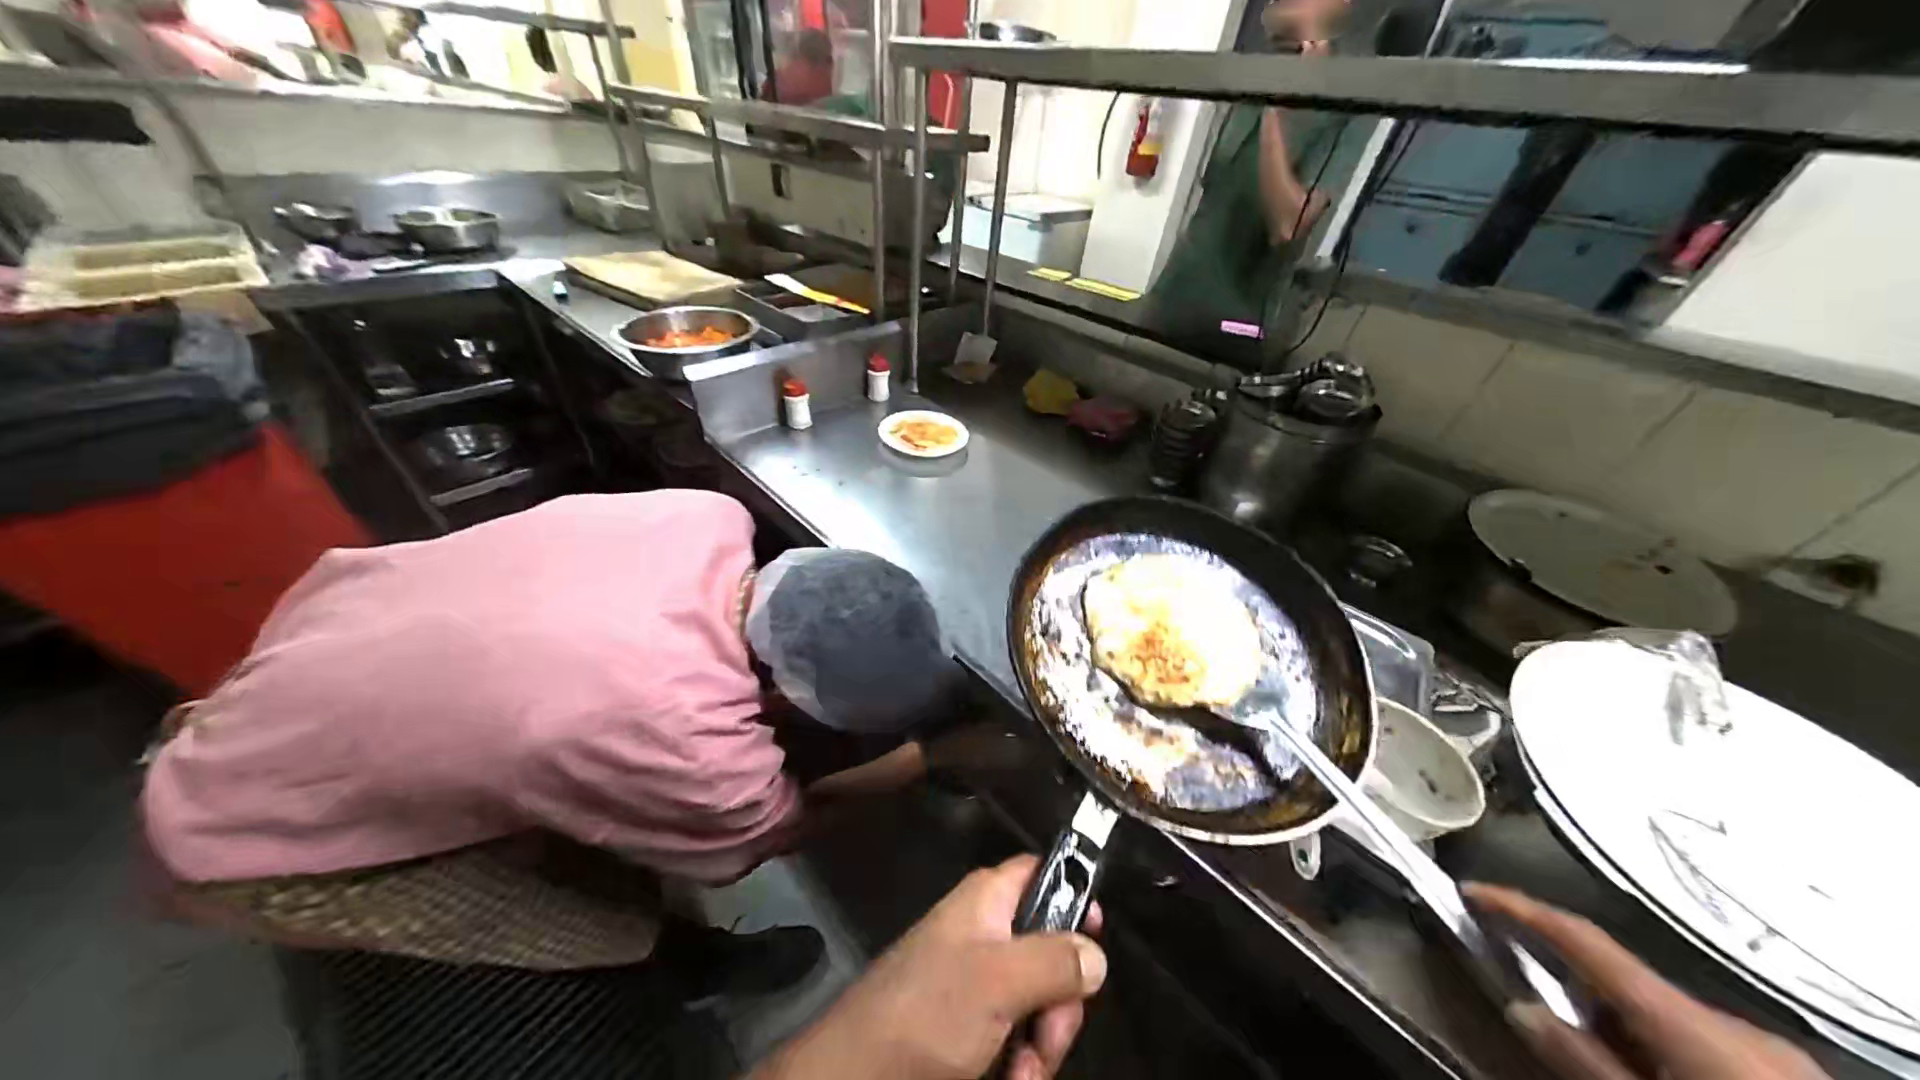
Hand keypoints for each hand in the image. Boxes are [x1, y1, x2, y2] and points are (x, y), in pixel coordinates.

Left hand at [753, 855, 1106, 1079]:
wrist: (857, 1076)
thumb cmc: (927, 1012)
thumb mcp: (998, 981)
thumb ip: (1054, 961)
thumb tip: (1097, 954)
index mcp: (989, 901)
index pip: (1042, 872)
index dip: (1074, 892)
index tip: (1096, 935)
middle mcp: (987, 934)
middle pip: (1052, 952)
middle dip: (1059, 1003)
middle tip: (1046, 1035)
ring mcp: (979, 983)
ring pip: (1039, 1004)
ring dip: (1041, 1047)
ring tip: (1019, 1074)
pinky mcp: (972, 1027)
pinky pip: (1017, 1038)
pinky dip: (1020, 1066)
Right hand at [1464, 884, 1830, 1079]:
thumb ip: (1580, 1058)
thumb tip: (1519, 1008)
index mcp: (1682, 1018)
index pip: (1583, 938)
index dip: (1520, 906)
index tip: (1472, 890)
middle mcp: (1728, 1019)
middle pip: (1627, 980)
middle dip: (1577, 987)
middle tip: (1541, 1009)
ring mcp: (1771, 1048)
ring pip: (1667, 1012)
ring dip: (1625, 1023)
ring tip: (1605, 1058)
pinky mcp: (1794, 1072)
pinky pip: (1708, 1040)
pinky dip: (1667, 1046)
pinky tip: (1658, 1073)